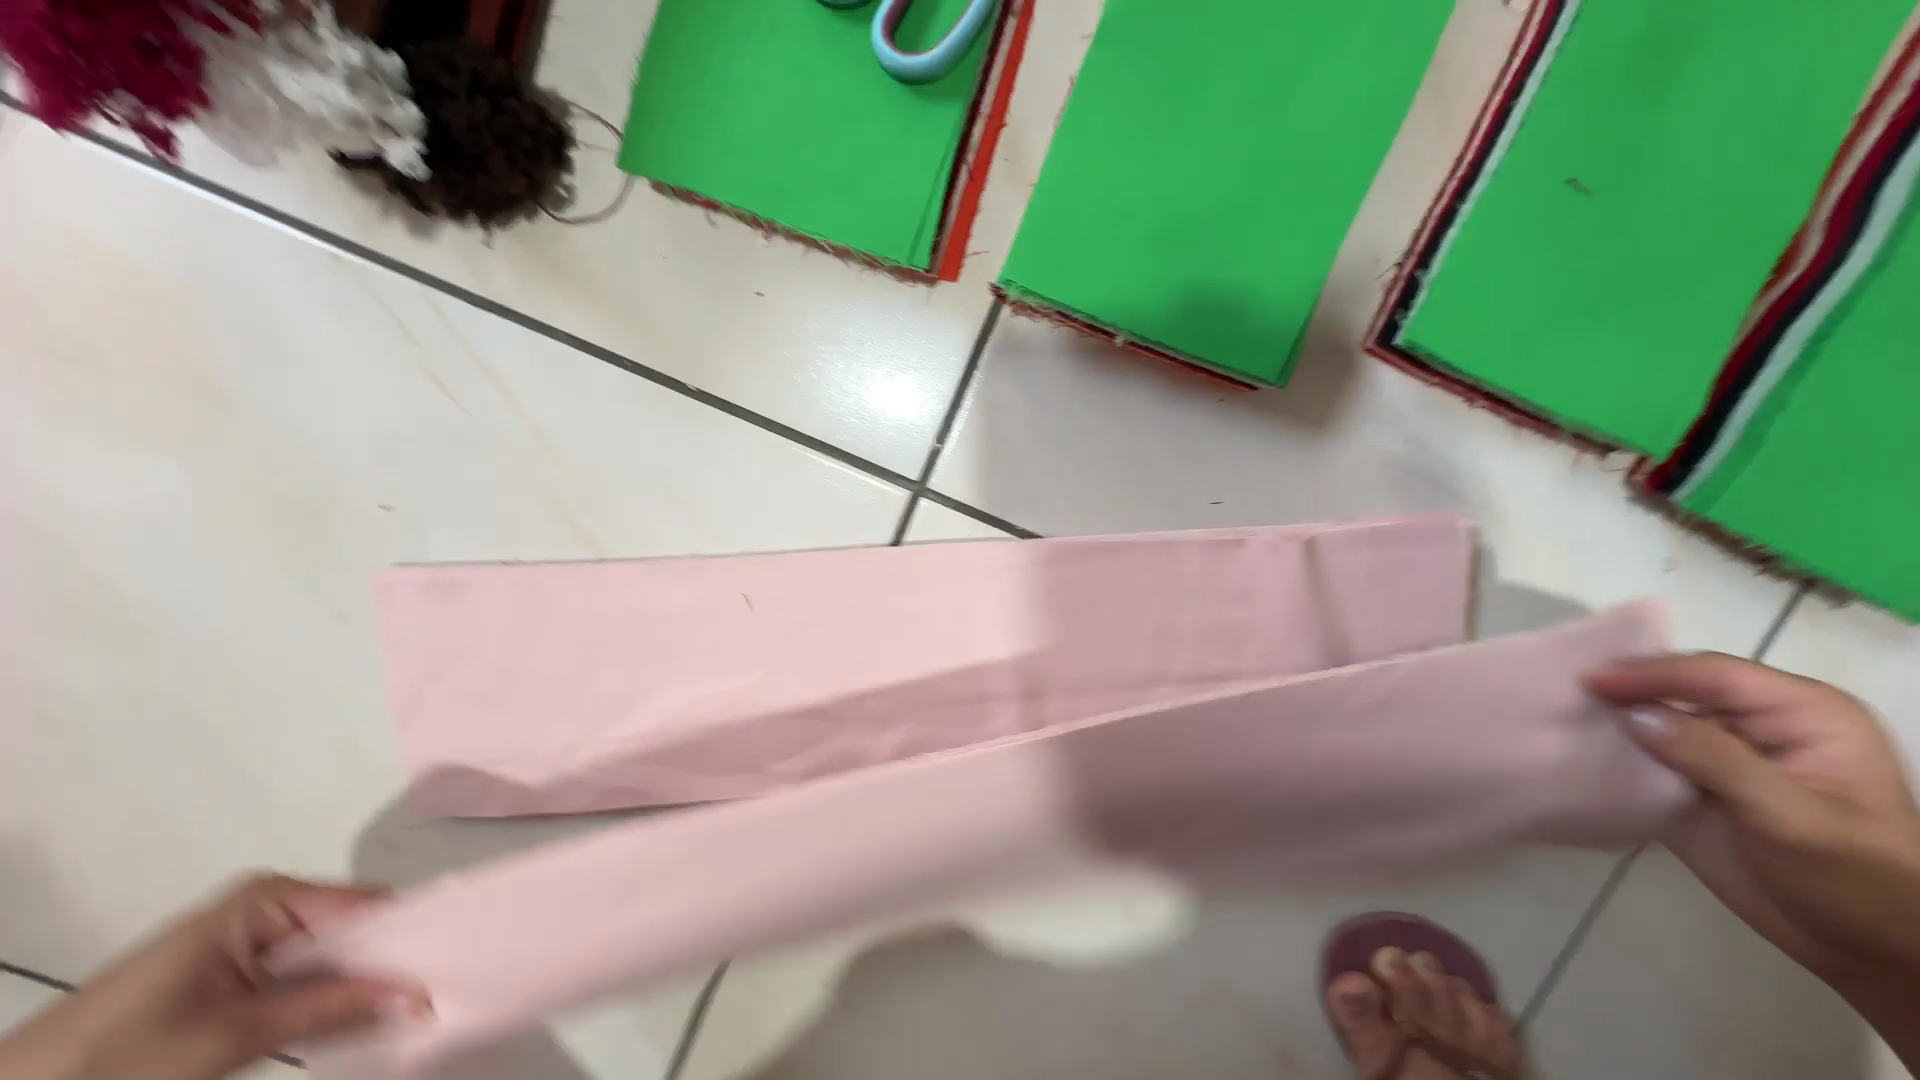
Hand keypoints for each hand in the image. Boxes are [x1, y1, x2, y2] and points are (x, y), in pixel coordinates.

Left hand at [0, 875, 426, 1079]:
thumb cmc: (116, 1056)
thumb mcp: (230, 1036)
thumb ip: (330, 1011)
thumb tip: (421, 996)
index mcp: (267, 899)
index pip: (367, 906)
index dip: (407, 939)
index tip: (447, 974)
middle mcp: (267, 905)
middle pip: (355, 927)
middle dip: (388, 964)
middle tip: (428, 1004)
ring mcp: (252, 937)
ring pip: (335, 954)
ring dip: (362, 986)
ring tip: (403, 1016)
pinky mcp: (239, 970)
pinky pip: (306, 974)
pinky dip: (331, 999)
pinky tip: (353, 1024)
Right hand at [1587, 653, 1919, 991]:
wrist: (1864, 949)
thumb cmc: (1855, 879)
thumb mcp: (1792, 818)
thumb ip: (1715, 760)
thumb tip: (1633, 715)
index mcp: (1803, 714)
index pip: (1714, 675)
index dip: (1651, 673)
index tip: (1590, 680)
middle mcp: (1760, 724)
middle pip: (1680, 687)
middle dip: (1626, 687)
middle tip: (1565, 688)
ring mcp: (1723, 756)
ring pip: (1657, 719)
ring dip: (1613, 718)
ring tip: (1560, 712)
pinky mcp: (1694, 785)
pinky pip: (1645, 757)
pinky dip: (1612, 752)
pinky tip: (1576, 749)